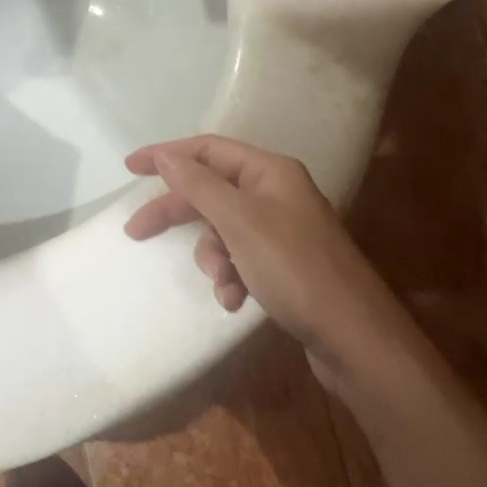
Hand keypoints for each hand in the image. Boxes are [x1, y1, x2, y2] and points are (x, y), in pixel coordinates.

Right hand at [124, 135, 410, 372]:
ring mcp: (284, 230)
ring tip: (222, 281)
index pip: (208, 149)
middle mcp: (278, 193)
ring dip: (213, 256)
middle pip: (212, 191)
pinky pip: (243, 259)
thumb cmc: (295, 269)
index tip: (130, 167)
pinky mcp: (287, 266)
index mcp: (271, 172)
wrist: (355, 337)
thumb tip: (166, 155)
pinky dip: (233, 276)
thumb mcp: (239, 221)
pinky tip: (236, 300)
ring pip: (224, 230)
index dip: (167, 155)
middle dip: (179, 214)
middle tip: (137, 231)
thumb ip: (198, 184)